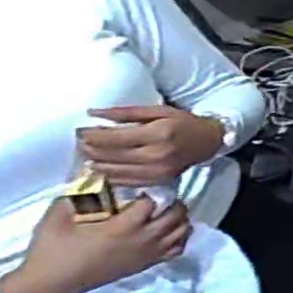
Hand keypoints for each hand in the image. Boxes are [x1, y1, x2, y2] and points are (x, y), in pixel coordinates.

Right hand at [0, 198, 191, 292]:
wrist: (50, 283)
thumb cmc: (52, 249)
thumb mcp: (57, 218)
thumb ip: (77, 197)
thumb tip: (91, 179)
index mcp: (123, 226)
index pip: (152, 202)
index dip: (150, 192)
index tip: (143, 189)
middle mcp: (145, 238)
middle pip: (176, 214)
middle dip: (172, 202)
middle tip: (161, 198)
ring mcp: (151, 252)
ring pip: (183, 230)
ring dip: (180, 218)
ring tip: (166, 213)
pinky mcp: (150, 263)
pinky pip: (179, 248)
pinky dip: (180, 237)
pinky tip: (168, 232)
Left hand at [78, 105, 224, 185]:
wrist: (210, 141)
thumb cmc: (184, 123)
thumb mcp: (159, 111)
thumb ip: (126, 112)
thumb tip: (92, 113)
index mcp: (157, 134)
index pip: (107, 138)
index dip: (87, 134)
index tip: (82, 130)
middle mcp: (156, 155)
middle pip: (104, 155)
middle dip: (88, 147)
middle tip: (86, 141)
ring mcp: (156, 171)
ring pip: (108, 170)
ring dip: (95, 161)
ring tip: (95, 153)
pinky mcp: (157, 180)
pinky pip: (121, 181)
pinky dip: (109, 173)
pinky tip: (109, 165)